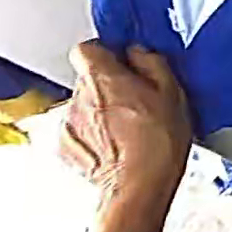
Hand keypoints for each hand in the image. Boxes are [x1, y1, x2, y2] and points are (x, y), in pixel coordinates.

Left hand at [60, 42, 192, 227]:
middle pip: (87, 80)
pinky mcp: (58, 145)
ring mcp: (62, 123)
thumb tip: (138, 53)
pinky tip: (117, 141)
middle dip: (110, 85)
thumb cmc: (160, 137)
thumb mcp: (173, 92)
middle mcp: (74, 98)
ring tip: (129, 126)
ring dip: (101, 110)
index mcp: (102, 80)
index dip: (106, 52)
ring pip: (83, 105)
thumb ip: (152, 64)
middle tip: (138, 100)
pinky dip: (93, 131)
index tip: (122, 61)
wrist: (138, 182)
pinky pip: (76, 128)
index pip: (86, 49)